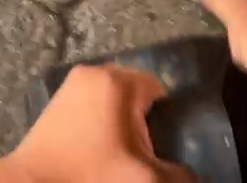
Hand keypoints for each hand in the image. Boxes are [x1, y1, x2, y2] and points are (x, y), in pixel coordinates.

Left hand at [0, 65, 190, 182]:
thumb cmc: (94, 177)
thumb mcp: (148, 181)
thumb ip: (181, 175)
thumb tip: (189, 173)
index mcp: (115, 81)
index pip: (160, 88)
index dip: (174, 117)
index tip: (178, 144)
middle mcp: (91, 73)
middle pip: (135, 94)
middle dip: (148, 122)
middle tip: (156, 153)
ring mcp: (70, 87)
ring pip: (112, 104)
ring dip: (124, 128)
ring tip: (130, 157)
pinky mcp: (56, 106)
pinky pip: (92, 111)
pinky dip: (103, 129)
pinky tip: (106, 155)